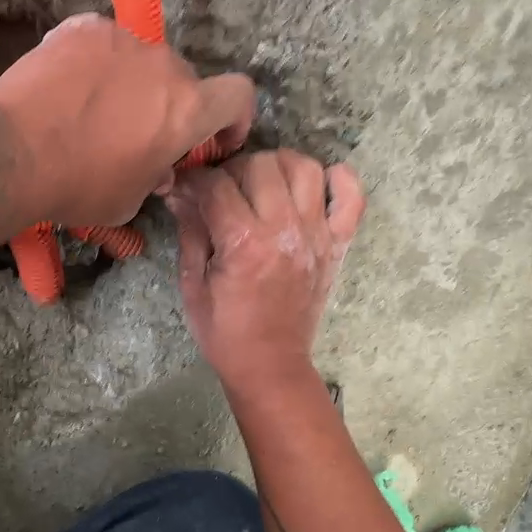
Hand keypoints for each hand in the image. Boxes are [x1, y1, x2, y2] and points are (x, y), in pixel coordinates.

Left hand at [0, 14, 254, 225]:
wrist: (14, 153)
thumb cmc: (78, 188)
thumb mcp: (127, 203)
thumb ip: (154, 179)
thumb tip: (159, 169)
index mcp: (186, 111)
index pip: (238, 96)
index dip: (235, 118)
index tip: (220, 138)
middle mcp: (163, 66)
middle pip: (184, 81)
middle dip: (172, 109)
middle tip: (142, 139)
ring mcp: (122, 41)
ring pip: (142, 62)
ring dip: (133, 87)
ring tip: (98, 117)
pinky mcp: (84, 29)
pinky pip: (104, 45)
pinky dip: (98, 65)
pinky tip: (74, 92)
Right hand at [167, 150, 365, 394]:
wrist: (269, 365)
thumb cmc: (225, 332)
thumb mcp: (193, 285)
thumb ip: (190, 234)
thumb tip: (179, 193)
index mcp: (243, 244)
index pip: (217, 185)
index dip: (196, 180)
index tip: (188, 188)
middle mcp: (284, 230)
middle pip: (261, 166)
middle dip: (235, 171)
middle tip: (225, 192)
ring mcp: (316, 235)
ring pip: (304, 167)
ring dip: (279, 167)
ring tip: (264, 186)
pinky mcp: (337, 244)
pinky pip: (351, 195)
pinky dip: (338, 180)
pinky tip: (315, 188)